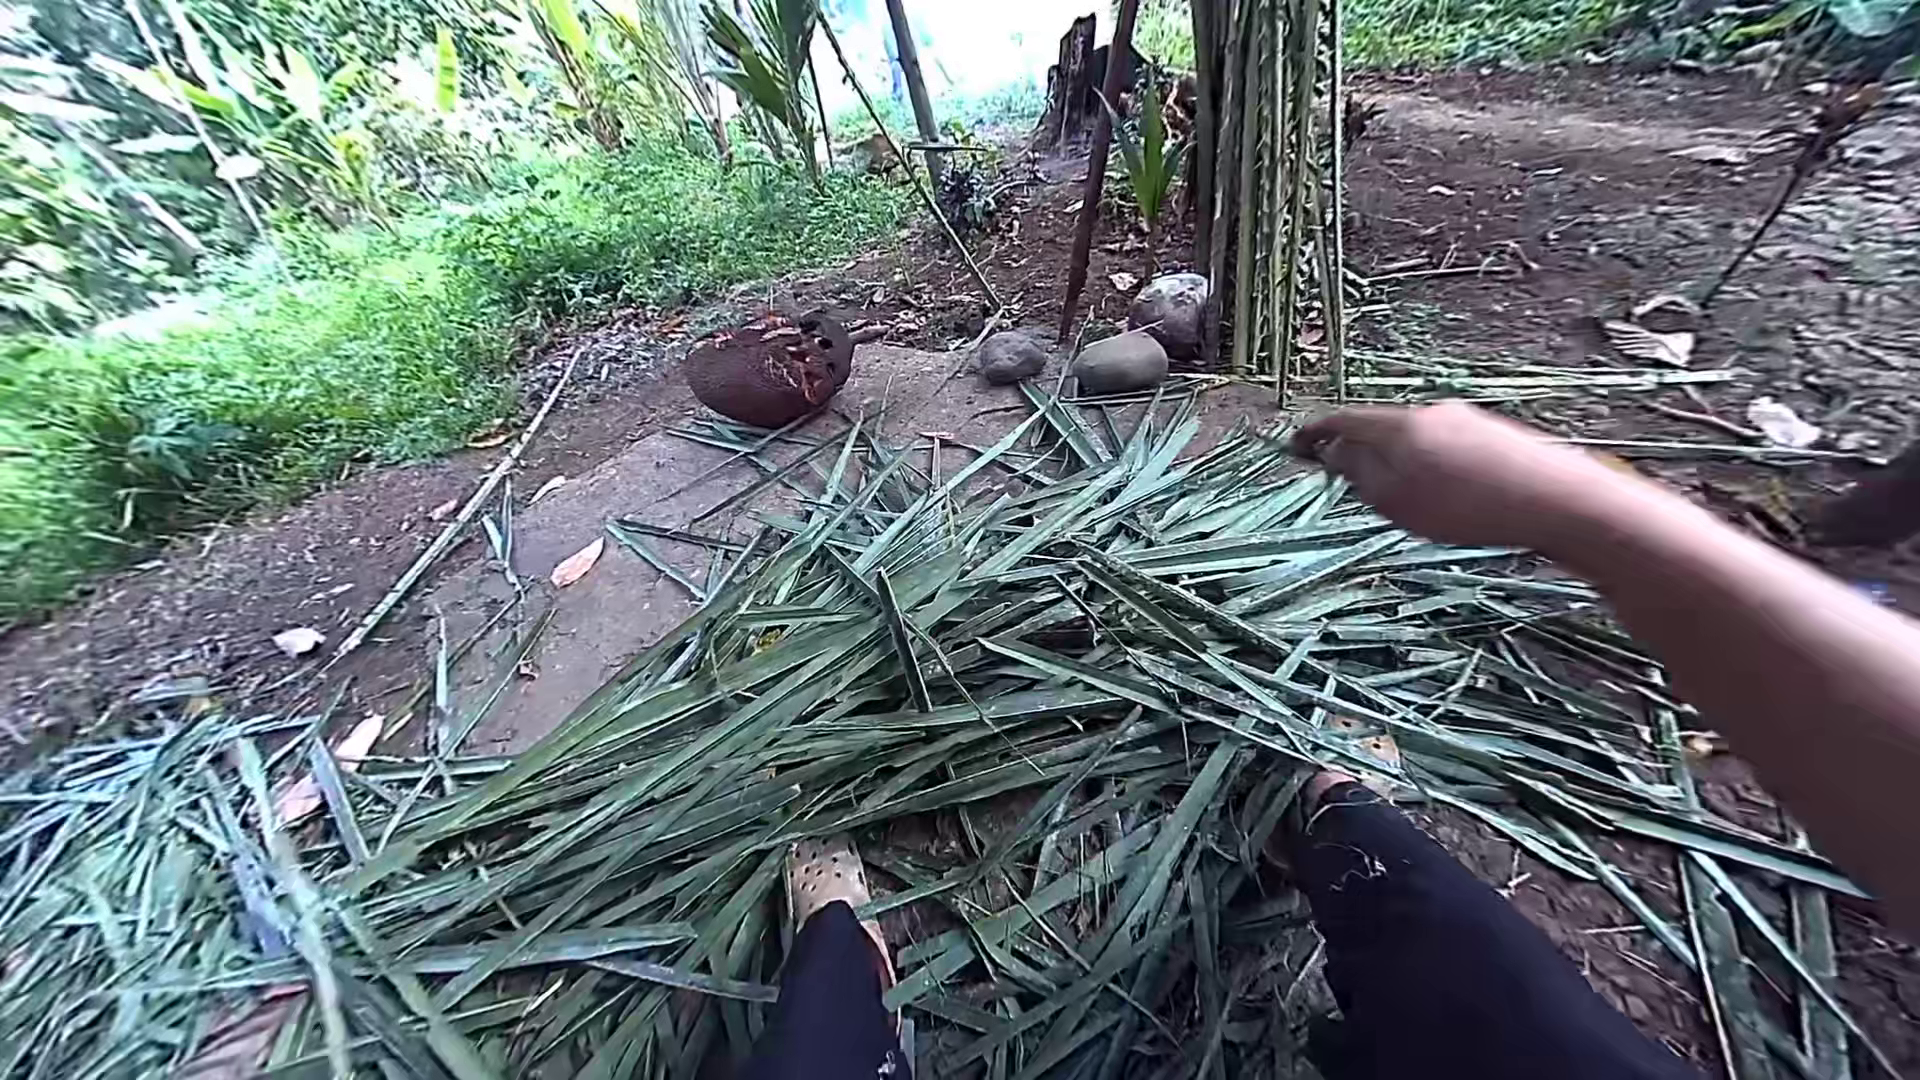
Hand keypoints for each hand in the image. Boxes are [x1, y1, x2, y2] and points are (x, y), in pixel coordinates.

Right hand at [1292, 402, 1645, 549]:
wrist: (1566, 503)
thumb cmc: (1466, 506)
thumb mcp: (1392, 498)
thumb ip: (1356, 471)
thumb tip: (1333, 451)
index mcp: (1398, 425)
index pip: (1341, 420)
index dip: (1312, 433)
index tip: (1293, 448)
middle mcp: (1430, 412)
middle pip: (1376, 426)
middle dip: (1353, 449)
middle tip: (1342, 480)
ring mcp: (1466, 420)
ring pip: (1409, 437)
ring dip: (1390, 459)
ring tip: (1393, 495)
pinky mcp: (1493, 434)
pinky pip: (1439, 444)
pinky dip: (1421, 462)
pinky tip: (1437, 492)